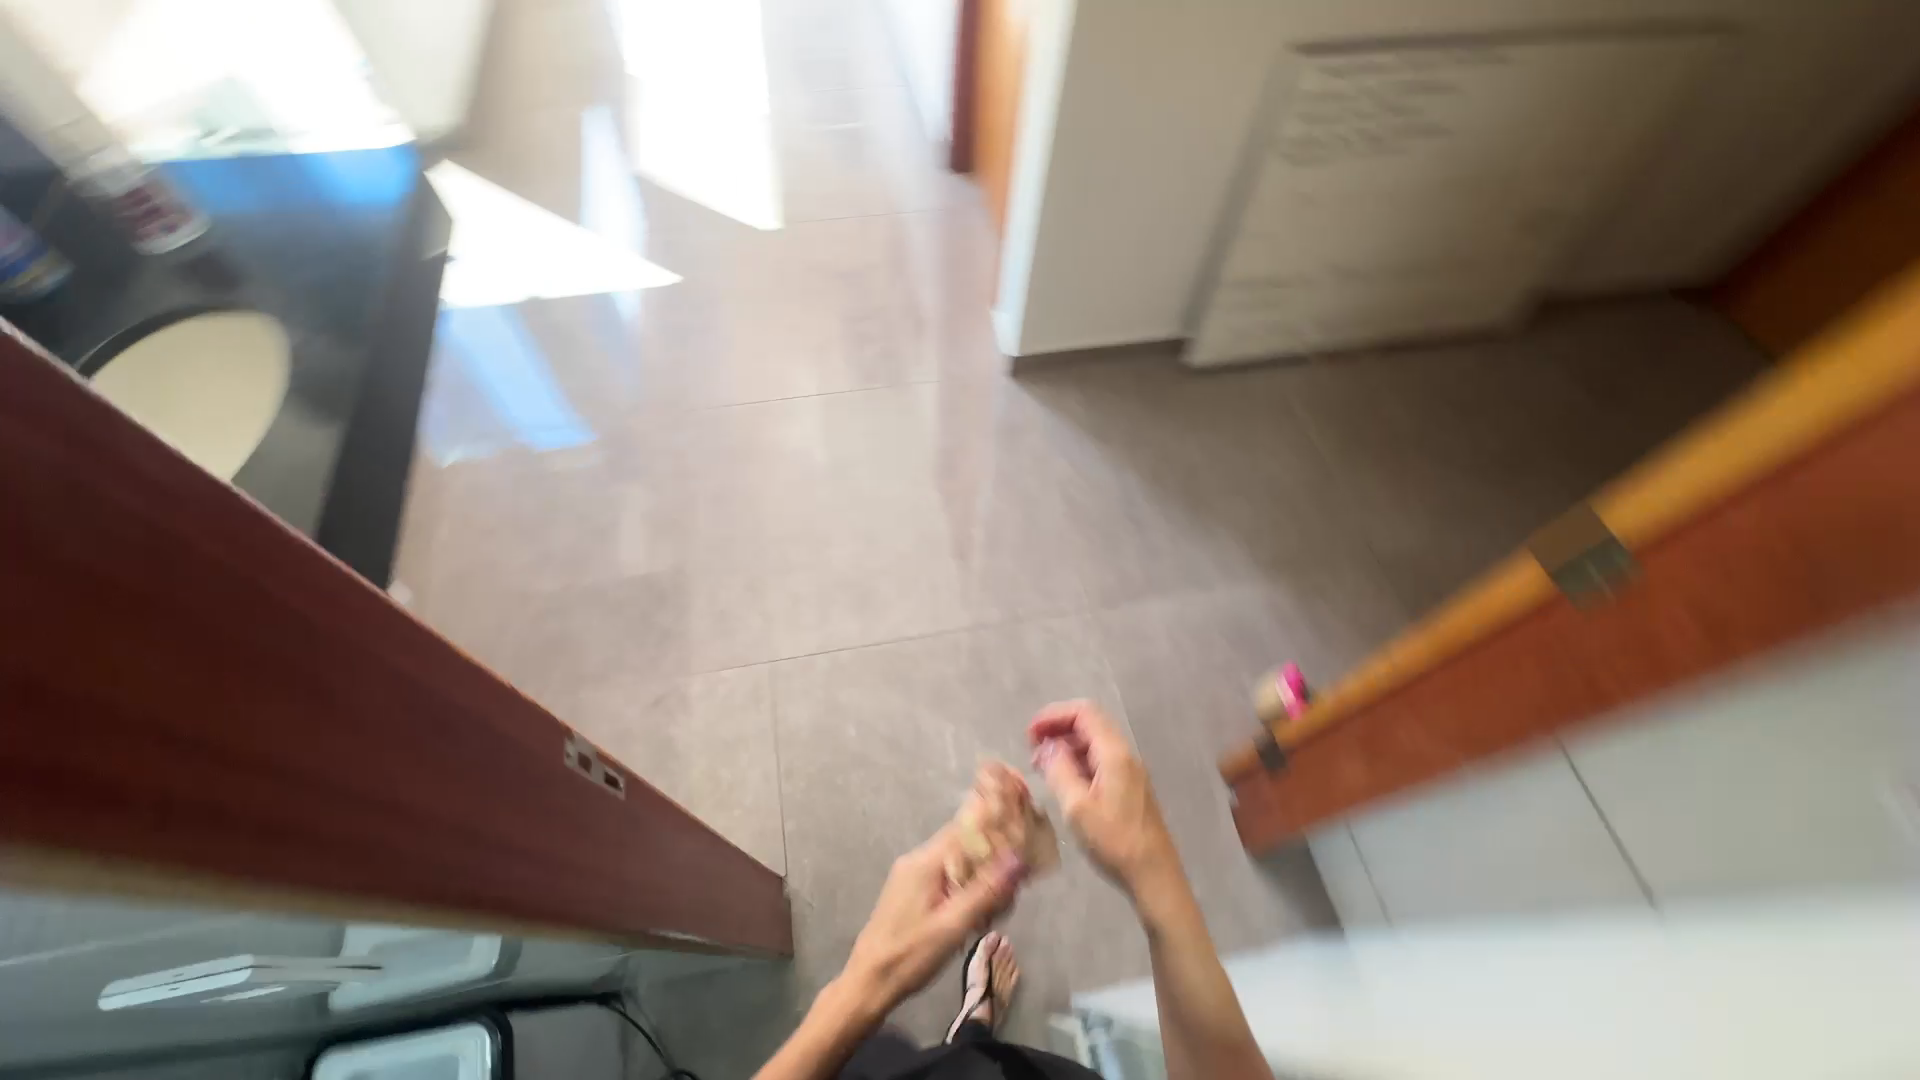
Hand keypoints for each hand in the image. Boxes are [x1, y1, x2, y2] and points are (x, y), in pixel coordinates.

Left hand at [841, 825, 1026, 1015]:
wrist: (868, 983)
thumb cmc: (910, 955)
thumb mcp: (953, 926)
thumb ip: (986, 891)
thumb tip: (1018, 860)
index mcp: (925, 861)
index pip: (964, 827)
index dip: (994, 825)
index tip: (1021, 835)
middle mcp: (917, 859)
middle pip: (962, 844)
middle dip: (990, 860)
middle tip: (1011, 891)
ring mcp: (911, 874)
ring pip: (955, 862)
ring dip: (978, 879)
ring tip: (994, 911)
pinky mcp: (910, 890)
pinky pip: (945, 876)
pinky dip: (964, 888)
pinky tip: (973, 916)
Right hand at [1029, 700, 1181, 899]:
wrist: (1154, 874)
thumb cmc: (1114, 841)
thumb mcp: (1077, 807)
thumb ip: (1060, 770)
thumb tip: (1047, 747)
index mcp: (1114, 753)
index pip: (1083, 713)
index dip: (1053, 715)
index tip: (1030, 734)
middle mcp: (1125, 754)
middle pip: (1090, 722)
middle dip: (1058, 728)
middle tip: (1032, 747)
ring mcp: (1130, 769)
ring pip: (1095, 741)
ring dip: (1067, 744)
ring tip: (1042, 765)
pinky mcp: (1129, 785)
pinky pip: (1101, 759)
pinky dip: (1078, 760)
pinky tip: (1064, 780)